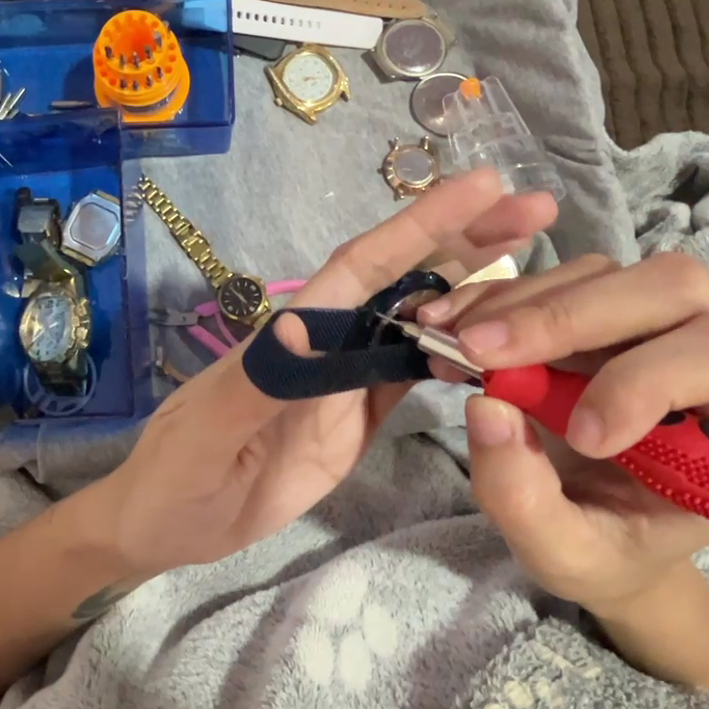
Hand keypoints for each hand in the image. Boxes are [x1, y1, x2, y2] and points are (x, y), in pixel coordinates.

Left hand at [74, 169, 556, 578]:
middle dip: (465, 240)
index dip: (421, 225)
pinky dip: (454, 355)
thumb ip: (256, 380)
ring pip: (414, 323)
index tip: (484, 186)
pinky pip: (409, 376)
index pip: (363, 266)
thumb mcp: (210, 429)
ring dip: (471, 293)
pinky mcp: (354, 419)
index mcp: (291, 334)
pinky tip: (497, 347)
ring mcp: (342, 381)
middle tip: (540, 209)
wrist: (166, 522)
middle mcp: (324, 344)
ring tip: (542, 268)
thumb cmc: (177, 473)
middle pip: (401, 280)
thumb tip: (300, 319)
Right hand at [413, 253, 708, 615]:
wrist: (589, 528)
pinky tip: (446, 326)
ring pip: (600, 274)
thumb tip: (484, 408)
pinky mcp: (586, 315)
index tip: (578, 436)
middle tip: (480, 351)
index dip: (648, 379)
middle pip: (668, 287)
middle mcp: (700, 356)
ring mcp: (642, 326)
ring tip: (452, 346)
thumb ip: (526, 499)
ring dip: (518, 304)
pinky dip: (489, 298)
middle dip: (568, 316)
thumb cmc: (603, 550)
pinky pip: (546, 280)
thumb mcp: (565, 554)